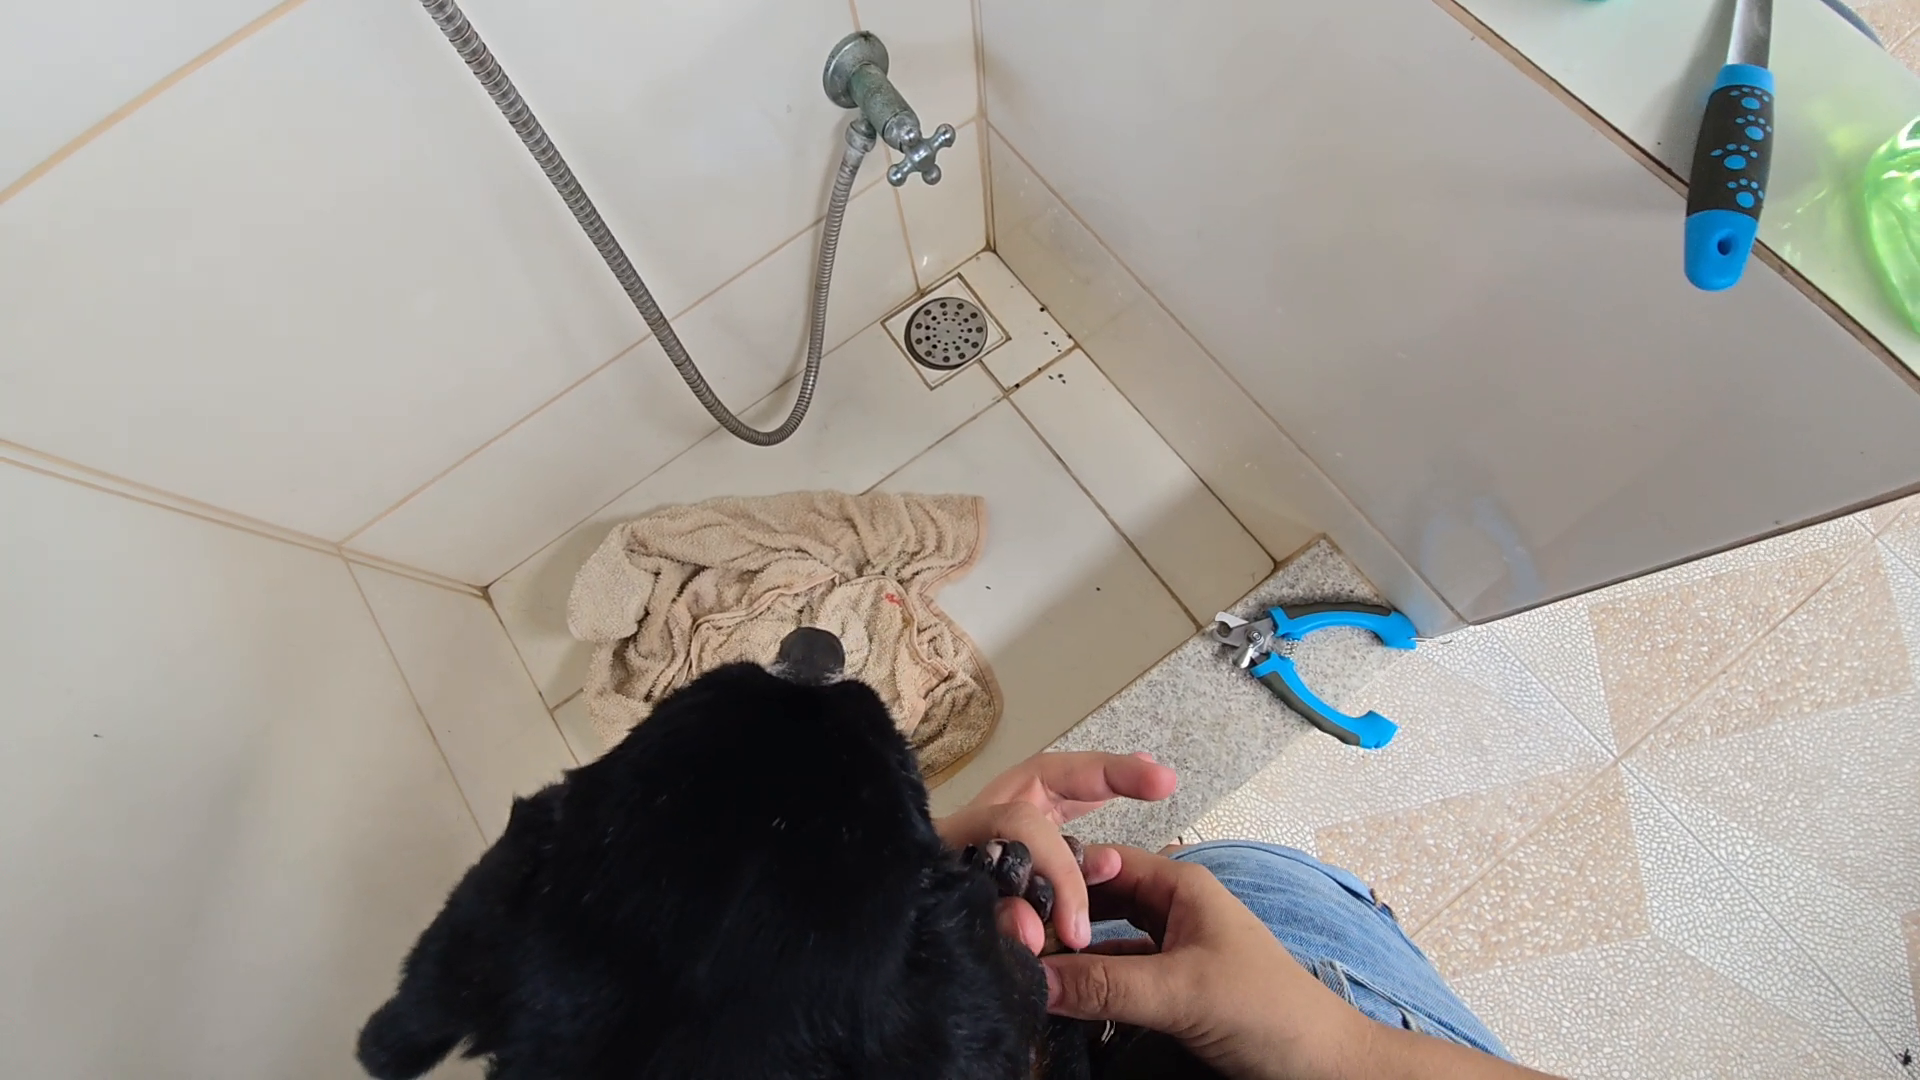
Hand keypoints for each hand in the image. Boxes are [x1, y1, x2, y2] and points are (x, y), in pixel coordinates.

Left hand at [935, 752, 1176, 951]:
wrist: (890, 918)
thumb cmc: (917, 909)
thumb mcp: (951, 917)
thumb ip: (990, 922)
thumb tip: (1029, 928)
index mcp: (964, 830)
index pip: (1023, 824)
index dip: (1057, 872)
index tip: (1077, 929)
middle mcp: (986, 816)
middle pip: (1048, 776)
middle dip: (1106, 773)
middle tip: (1159, 778)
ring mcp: (1001, 823)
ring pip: (1057, 787)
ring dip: (1105, 780)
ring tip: (1152, 779)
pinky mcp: (1014, 842)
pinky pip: (1058, 813)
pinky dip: (1092, 800)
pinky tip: (1124, 792)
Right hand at [1040, 845, 1359, 1079]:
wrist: (1328, 1072)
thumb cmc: (1267, 1013)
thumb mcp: (1180, 993)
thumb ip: (1106, 985)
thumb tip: (1033, 980)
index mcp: (1178, 884)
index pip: (1105, 863)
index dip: (1061, 877)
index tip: (1015, 900)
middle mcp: (1172, 905)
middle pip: (1102, 899)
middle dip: (1062, 916)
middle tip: (1014, 936)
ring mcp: (1174, 944)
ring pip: (1109, 936)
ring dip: (1076, 951)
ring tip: (1030, 963)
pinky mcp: (1175, 982)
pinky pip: (1122, 970)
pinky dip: (1095, 979)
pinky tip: (1065, 992)